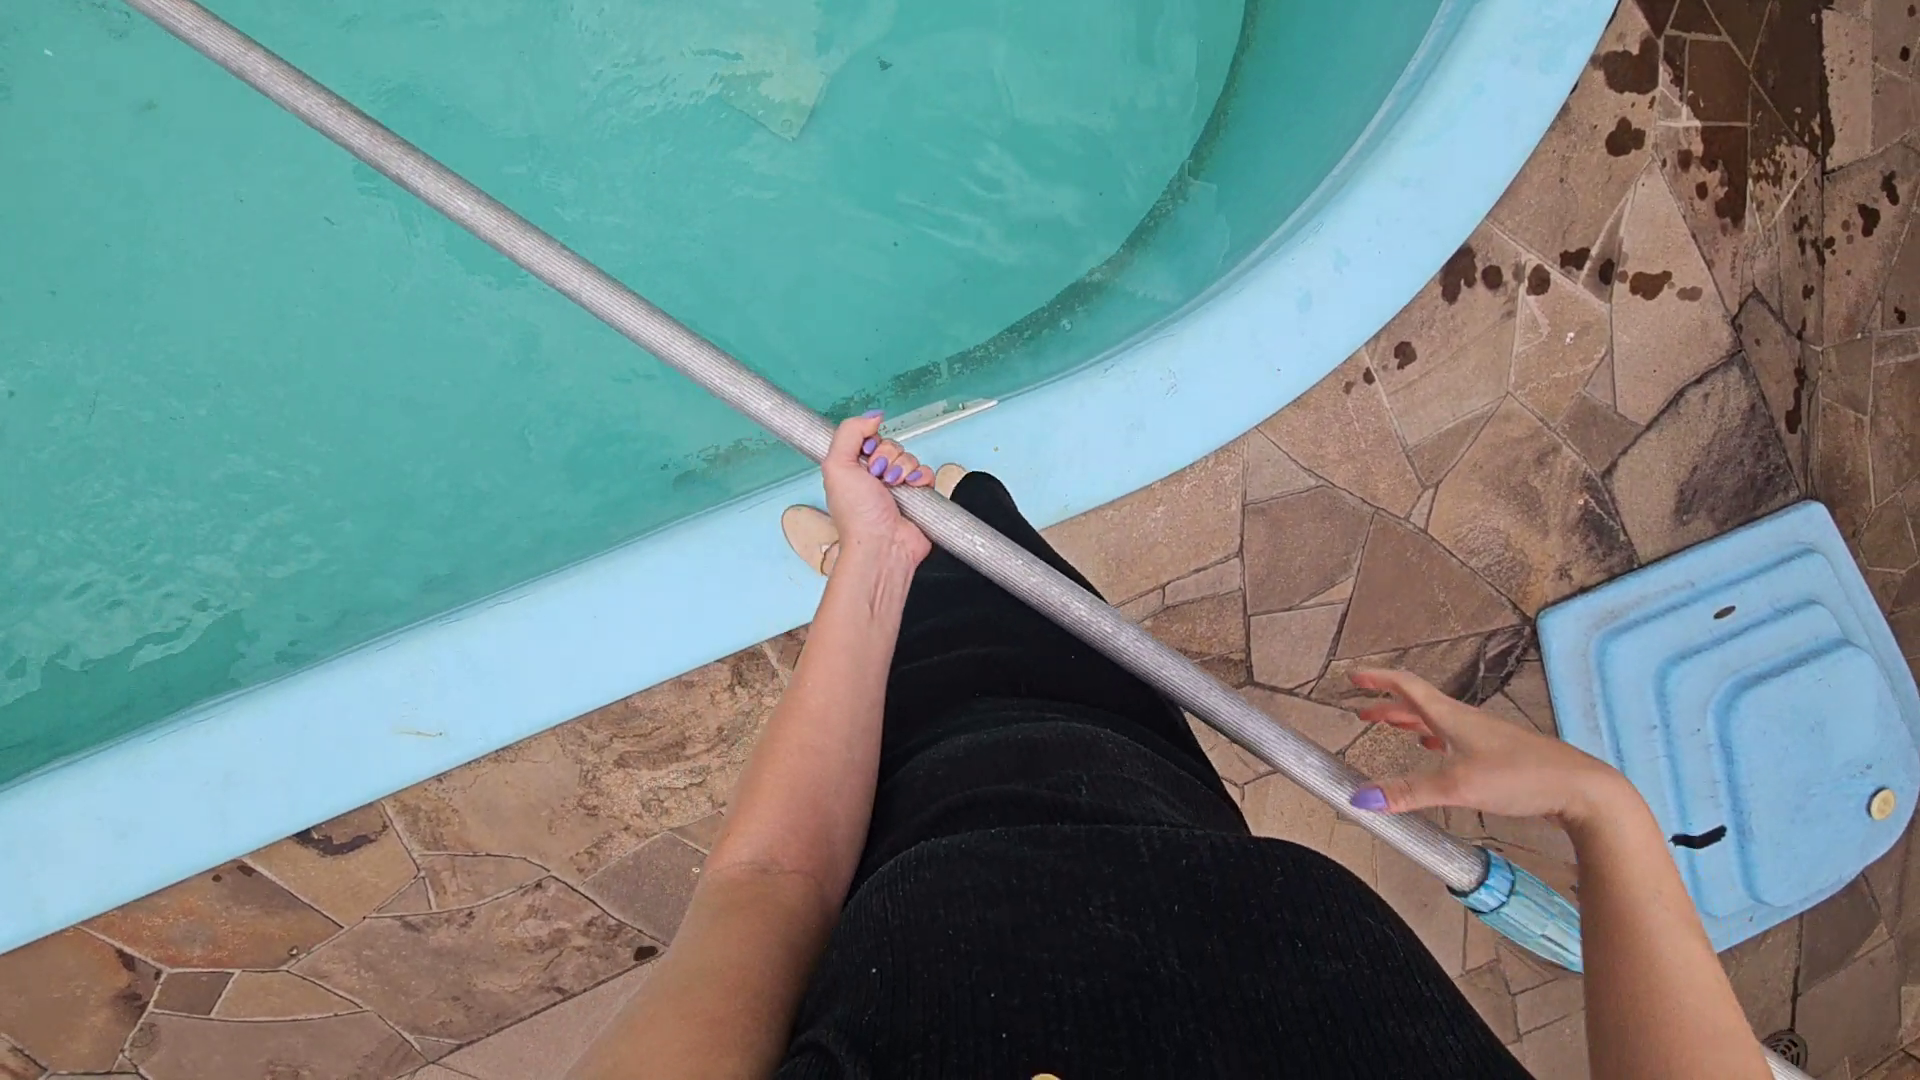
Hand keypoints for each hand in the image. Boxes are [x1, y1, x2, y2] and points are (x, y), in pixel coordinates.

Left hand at [821, 412, 932, 563]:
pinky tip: (912, 488)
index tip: (866, 457)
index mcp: (854, 469)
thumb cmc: (856, 516)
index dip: (871, 444)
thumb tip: (872, 416)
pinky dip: (922, 478)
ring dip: (904, 468)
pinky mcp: (919, 497)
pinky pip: (927, 473)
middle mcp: (875, 477)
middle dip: (888, 458)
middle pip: (892, 446)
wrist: (881, 545)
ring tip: (894, 487)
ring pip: (910, 457)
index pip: (870, 438)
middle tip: (879, 478)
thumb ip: (849, 433)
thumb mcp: (837, 466)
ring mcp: (898, 487)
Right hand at [1345, 668, 1631, 828]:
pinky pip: (1457, 737)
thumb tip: (1360, 798)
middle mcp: (1465, 720)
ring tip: (1391, 726)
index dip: (1378, 679)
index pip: (1406, 686)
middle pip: (1418, 703)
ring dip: (1409, 720)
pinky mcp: (1501, 755)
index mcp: (1450, 717)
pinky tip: (1436, 751)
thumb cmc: (1523, 777)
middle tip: (1363, 710)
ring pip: (1438, 720)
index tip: (1354, 676)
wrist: (1585, 791)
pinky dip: (1436, 738)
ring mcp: (1485, 736)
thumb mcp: (1457, 786)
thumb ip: (1407, 792)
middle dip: (1387, 705)